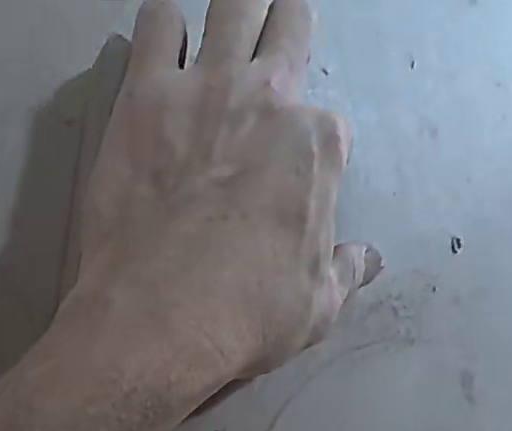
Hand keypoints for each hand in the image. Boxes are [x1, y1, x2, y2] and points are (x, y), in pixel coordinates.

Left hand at [73, 0, 380, 394]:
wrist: (162, 318)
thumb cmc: (248, 316)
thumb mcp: (317, 306)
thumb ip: (345, 272)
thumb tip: (368, 261)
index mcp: (316, 147)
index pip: (329, 127)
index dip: (315, 149)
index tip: (297, 173)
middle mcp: (267, 100)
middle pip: (288, 28)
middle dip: (287, 32)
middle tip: (277, 45)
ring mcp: (204, 89)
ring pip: (230, 6)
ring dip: (234, 14)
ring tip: (225, 34)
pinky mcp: (143, 97)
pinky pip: (157, 24)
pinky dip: (165, 28)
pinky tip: (166, 49)